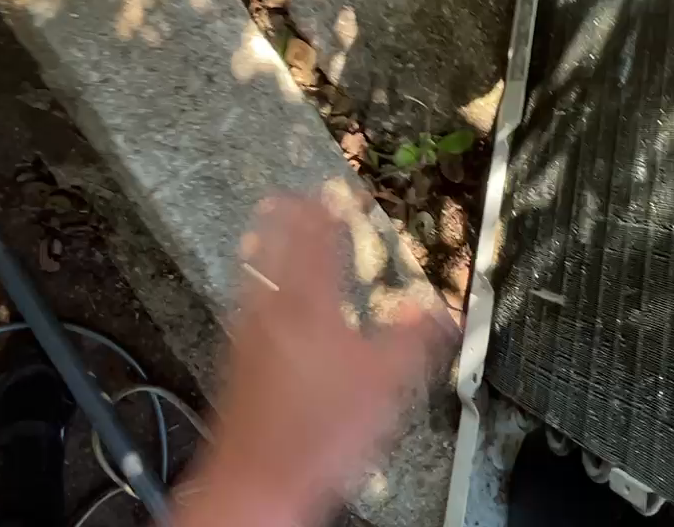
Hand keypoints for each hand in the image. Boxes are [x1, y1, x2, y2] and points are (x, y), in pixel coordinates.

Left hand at [172, 195, 455, 526]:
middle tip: (294, 193)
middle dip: (288, 215)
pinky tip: (254, 289)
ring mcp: (250, 331)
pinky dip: (251, 277)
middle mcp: (276, 309)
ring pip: (256, 269)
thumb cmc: (317, 433)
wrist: (256, 481)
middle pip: (279, 247)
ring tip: (266, 221)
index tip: (340, 191)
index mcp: (312, 305)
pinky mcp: (236, 356)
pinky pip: (244, 300)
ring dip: (264, 239)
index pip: (320, 241)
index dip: (330, 210)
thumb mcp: (384, 385)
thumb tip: (437, 309)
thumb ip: (413, 339)